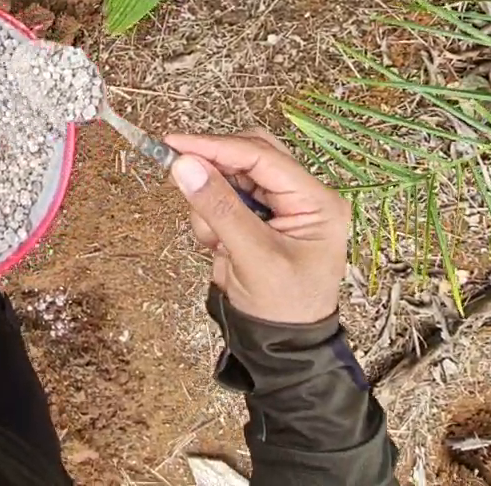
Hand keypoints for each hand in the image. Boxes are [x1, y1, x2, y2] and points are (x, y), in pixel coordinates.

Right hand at [165, 130, 350, 325]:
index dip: (216, 146)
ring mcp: (275, 204)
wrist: (279, 347)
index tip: (174, 144)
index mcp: (316, 200)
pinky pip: (220, 195)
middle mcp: (298, 195)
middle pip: (248, 154)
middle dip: (214, 166)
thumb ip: (219, 208)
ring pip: (229, 173)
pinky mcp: (252, 215)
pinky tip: (217, 245)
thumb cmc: (281, 307)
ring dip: (210, 197)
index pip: (261, 156)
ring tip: (213, 239)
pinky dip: (208, 214)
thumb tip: (182, 164)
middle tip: (178, 169)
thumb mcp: (253, 258)